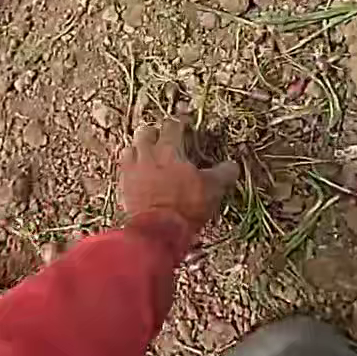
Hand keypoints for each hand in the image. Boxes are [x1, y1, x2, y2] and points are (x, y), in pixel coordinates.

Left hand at [120, 118, 238, 233]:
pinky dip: (132, 169)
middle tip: (165, 139)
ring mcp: (132, 171)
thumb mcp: (213, 188)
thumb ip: (224, 173)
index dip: (181, 123)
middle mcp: (147, 155)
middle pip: (146, 133)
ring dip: (140, 149)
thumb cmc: (187, 205)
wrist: (158, 232)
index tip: (187, 125)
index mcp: (169, 149)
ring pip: (131, 149)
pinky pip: (124, 171)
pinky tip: (140, 176)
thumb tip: (232, 165)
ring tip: (149, 155)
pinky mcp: (123, 188)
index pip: (172, 125)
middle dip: (155, 133)